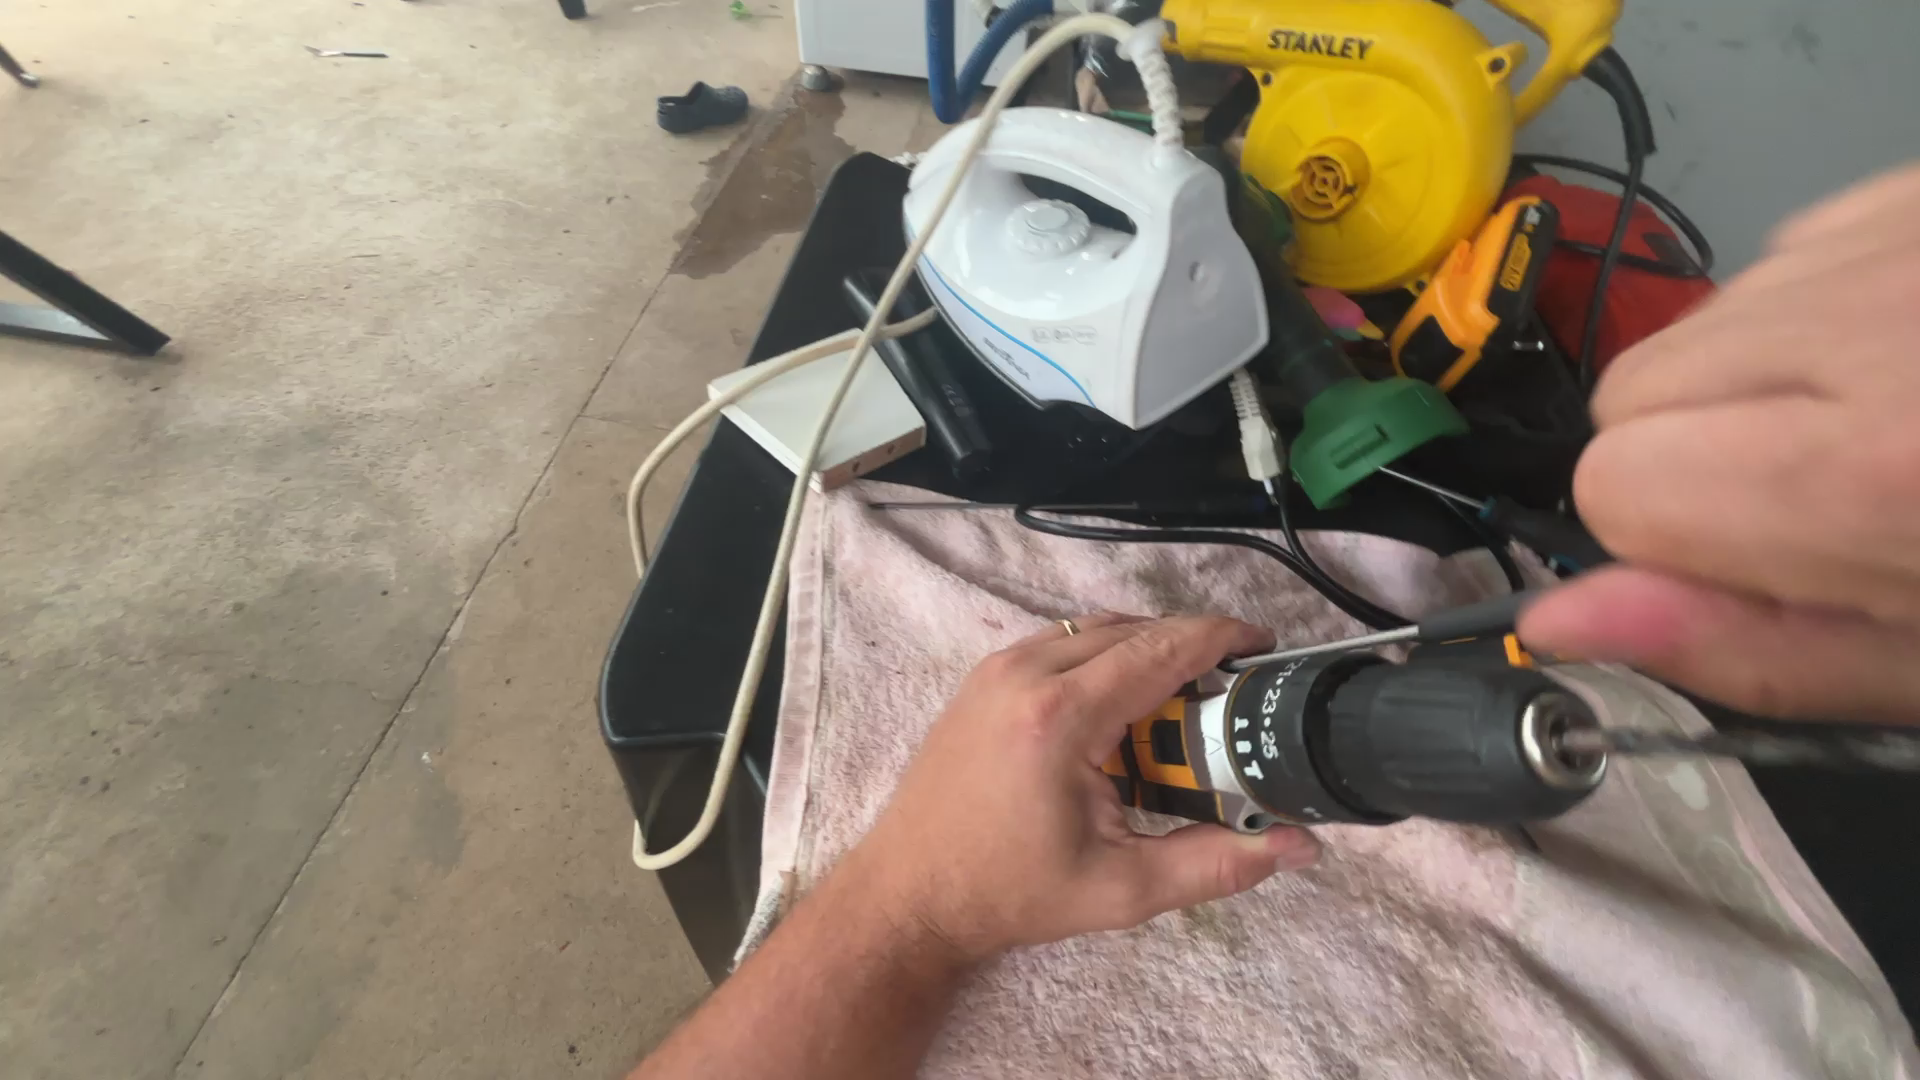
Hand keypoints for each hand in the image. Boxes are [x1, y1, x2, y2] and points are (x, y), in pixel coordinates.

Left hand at [832, 614, 1320, 966]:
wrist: (910, 887)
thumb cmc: (1012, 892)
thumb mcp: (1120, 890)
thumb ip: (1215, 864)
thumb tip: (1301, 845)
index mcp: (1060, 716)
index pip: (1158, 651)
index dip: (1218, 638)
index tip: (1263, 643)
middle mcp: (1025, 672)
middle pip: (1129, 631)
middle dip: (1188, 644)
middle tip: (1233, 680)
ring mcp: (996, 667)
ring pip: (1091, 630)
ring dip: (1144, 644)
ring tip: (1185, 687)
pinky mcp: (982, 675)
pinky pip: (1059, 642)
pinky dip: (1101, 653)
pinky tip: (1121, 695)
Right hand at [1519, 163, 1919, 720]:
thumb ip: (1747, 648)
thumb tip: (1555, 623)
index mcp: (1886, 467)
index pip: (1612, 483)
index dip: (1679, 538)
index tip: (1777, 555)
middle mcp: (1885, 315)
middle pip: (1630, 396)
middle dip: (1699, 456)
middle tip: (1843, 490)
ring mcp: (1914, 223)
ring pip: (1691, 331)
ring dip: (1755, 386)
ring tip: (1909, 411)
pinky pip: (1776, 258)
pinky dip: (1815, 317)